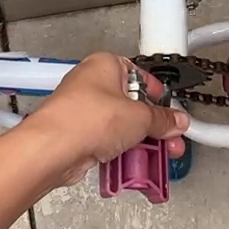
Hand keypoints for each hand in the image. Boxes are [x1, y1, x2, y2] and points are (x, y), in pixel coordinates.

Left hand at [17, 53, 189, 188]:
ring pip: (119, 125)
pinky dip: (120, 151)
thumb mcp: (139, 117)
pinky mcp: (78, 134)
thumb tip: (175, 121)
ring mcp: (83, 110)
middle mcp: (92, 83)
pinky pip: (106, 141)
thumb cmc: (85, 119)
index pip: (141, 76)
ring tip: (157, 156)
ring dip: (139, 142)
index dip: (159, 95)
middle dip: (153, 126)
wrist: (53, 148)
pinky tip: (133, 163)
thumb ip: (162, 120)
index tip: (172, 112)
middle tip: (170, 140)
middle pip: (131, 104)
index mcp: (105, 65)